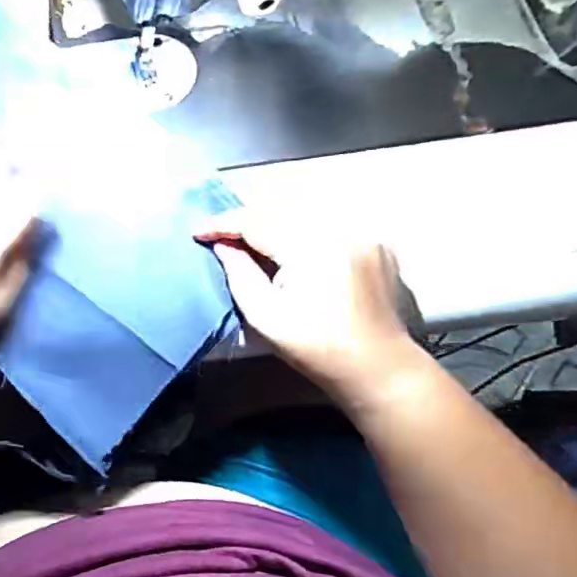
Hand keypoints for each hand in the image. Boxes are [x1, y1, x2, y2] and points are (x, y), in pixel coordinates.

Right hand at [196, 209, 426, 407]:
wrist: (377, 367)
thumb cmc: (316, 349)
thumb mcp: (265, 316)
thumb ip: (239, 273)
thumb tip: (223, 246)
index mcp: (312, 246)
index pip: (257, 221)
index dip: (223, 224)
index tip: (199, 232)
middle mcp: (340, 229)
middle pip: (281, 210)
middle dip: (247, 220)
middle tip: (219, 235)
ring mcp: (362, 234)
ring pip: (305, 214)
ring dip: (274, 222)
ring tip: (249, 238)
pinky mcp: (375, 244)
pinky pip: (329, 226)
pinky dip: (304, 230)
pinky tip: (290, 247)